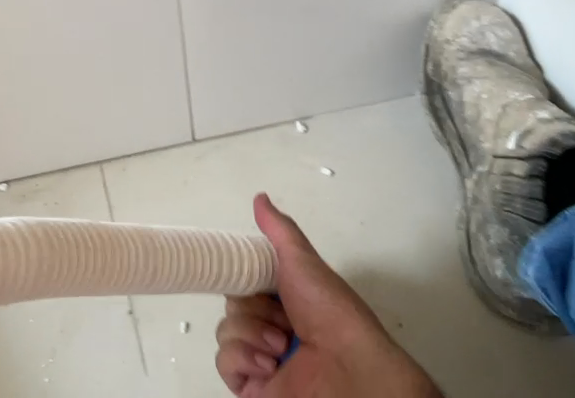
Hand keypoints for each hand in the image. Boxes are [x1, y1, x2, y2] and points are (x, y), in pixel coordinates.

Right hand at [216, 194, 442, 397]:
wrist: (350, 370)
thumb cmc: (329, 312)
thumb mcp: (304, 261)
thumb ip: (279, 230)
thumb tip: (259, 197)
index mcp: (285, 302)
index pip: (245, 284)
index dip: (248, 282)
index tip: (260, 283)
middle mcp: (271, 329)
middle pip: (232, 306)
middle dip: (253, 311)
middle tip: (282, 322)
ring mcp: (260, 360)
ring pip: (225, 332)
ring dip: (251, 335)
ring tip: (281, 347)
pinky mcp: (251, 387)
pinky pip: (224, 363)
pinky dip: (243, 359)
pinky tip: (268, 365)